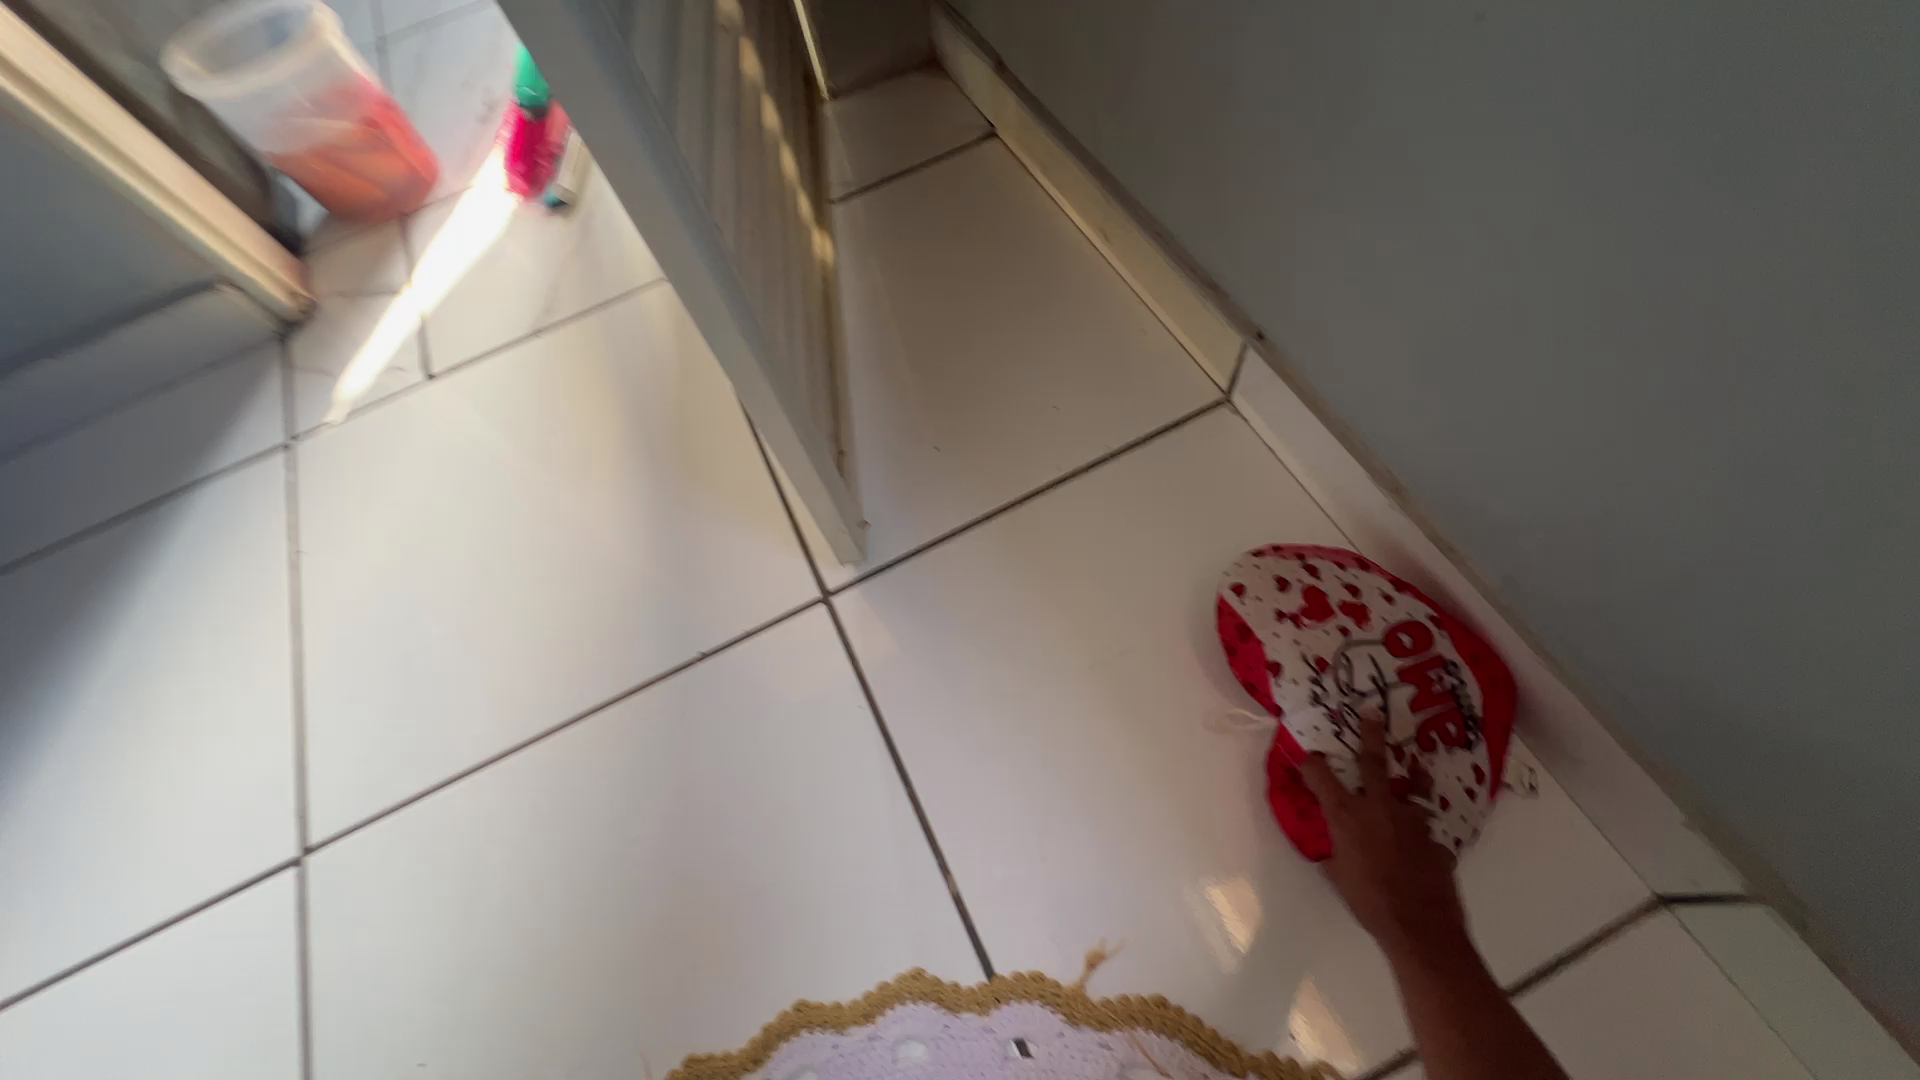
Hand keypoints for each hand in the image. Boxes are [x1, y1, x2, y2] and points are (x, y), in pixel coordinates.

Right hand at [1299, 716, 1471, 962]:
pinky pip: (1427, 820)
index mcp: (1346, 814)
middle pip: (1373, 761)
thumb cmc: (1368, 901)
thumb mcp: (1337, 873)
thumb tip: (1332, 843)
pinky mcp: (1435, 836)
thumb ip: (1334, 850)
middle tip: (1371, 711)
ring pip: (1412, 784)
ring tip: (1414, 761)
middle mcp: (1378, 806)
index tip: (1303, 752)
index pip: (1320, 775)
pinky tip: (1422, 826)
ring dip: (1410, 771)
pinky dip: (1422, 818)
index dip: (1309, 761)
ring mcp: (1411, 819)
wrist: (1420, 926)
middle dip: (1370, 734)